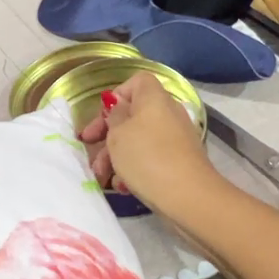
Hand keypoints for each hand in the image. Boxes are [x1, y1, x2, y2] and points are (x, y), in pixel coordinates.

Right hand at [78, 72, 219, 214]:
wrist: (188, 196)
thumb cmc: (147, 157)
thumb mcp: (118, 135)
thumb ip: (113, 116)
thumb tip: (117, 107)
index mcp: (154, 98)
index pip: (135, 82)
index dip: (115, 96)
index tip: (101, 119)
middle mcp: (167, 113)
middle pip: (132, 115)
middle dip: (107, 136)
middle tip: (89, 152)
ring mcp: (175, 138)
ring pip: (138, 140)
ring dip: (116, 157)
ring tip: (103, 178)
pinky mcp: (178, 161)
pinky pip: (150, 158)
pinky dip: (134, 169)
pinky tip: (123, 187)